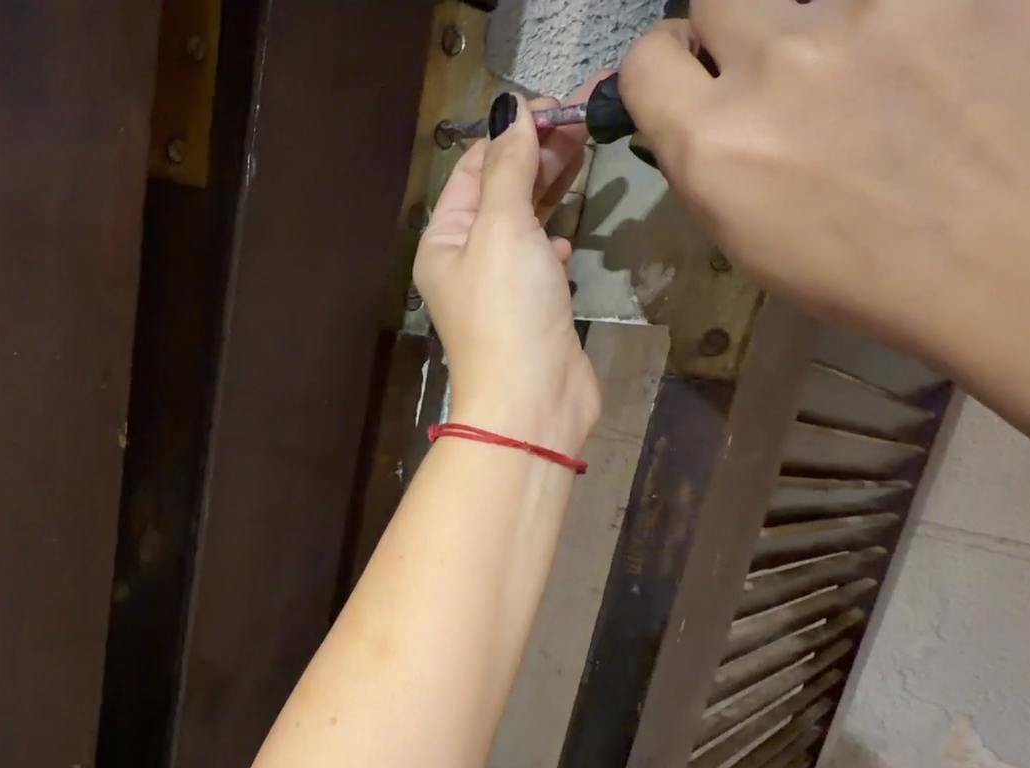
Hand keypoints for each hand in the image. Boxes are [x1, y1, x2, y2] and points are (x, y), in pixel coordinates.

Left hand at [414, 89, 602, 454]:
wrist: (531, 397)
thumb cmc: (507, 309)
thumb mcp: (501, 228)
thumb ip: (508, 170)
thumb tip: (513, 115)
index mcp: (442, 241)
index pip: (471, 171)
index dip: (510, 135)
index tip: (558, 107)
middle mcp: (464, 262)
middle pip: (500, 193)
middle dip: (537, 157)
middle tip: (586, 120)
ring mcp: (498, 287)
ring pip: (524, 224)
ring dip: (550, 191)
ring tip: (587, 153)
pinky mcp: (531, 308)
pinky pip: (539, 261)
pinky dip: (552, 244)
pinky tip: (564, 242)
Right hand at [621, 0, 1029, 366]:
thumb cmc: (883, 281)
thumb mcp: (756, 244)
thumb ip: (719, 163)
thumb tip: (712, 116)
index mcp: (716, 143)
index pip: (644, 60)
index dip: (665, 66)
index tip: (695, 79)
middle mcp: (779, 60)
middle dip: (737, 27)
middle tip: (786, 64)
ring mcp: (882, 3)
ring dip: (836, 22)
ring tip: (889, 66)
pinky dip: (927, 20)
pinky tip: (959, 57)